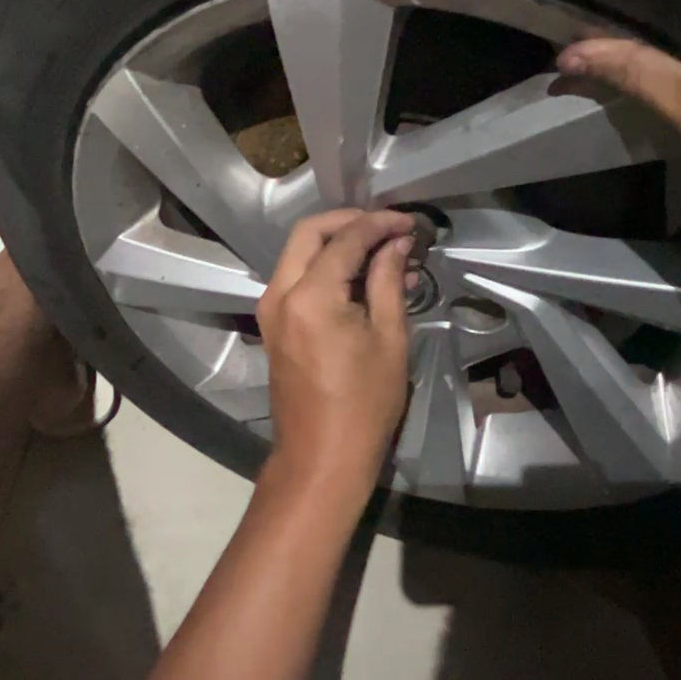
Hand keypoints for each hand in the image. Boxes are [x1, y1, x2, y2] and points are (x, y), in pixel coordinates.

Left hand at [256, 210, 417, 480]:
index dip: (379, 224)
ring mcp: (270, 307)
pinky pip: (297, 277)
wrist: (321, 457)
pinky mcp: (273, 322)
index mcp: (308, 296)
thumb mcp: (388, 338)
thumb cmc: (364, 404)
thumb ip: (387, 281)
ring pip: (300, 252)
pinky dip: (327, 268)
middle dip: (350, 223)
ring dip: (339, 244)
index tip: (410, 222)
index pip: (344, 239)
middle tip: (390, 228)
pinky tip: (364, 278)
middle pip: (309, 233)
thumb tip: (396, 243)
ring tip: (386, 254)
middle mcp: (279, 292)